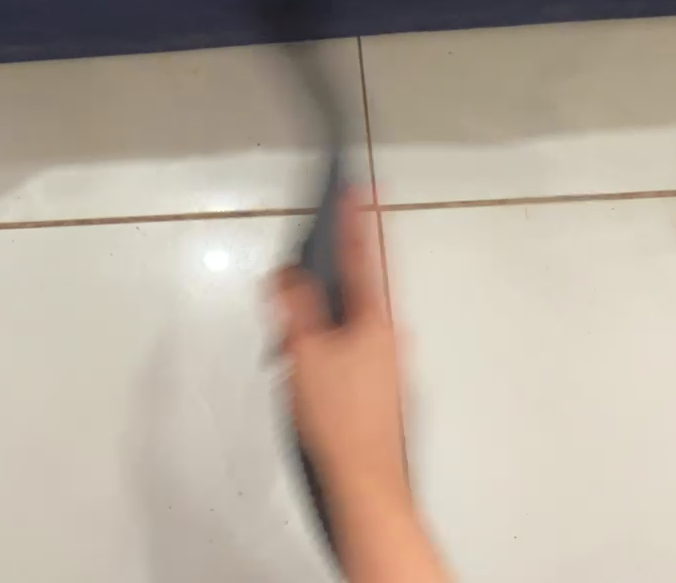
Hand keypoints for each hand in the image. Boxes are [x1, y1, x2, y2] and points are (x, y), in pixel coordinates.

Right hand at [271, 190, 409, 505]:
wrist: (368, 488)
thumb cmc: (340, 423)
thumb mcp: (304, 354)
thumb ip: (294, 306)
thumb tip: (285, 275)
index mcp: (376, 316)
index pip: (363, 252)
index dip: (356, 217)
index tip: (357, 187)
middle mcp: (390, 332)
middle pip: (355, 287)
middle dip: (324, 280)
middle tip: (298, 280)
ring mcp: (390, 359)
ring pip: (351, 320)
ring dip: (323, 317)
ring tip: (293, 342)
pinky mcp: (382, 383)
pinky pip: (353, 346)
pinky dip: (330, 343)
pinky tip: (308, 369)